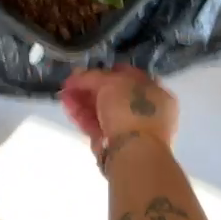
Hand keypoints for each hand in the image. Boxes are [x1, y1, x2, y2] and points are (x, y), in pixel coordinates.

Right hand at [59, 67, 178, 158]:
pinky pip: (96, 123)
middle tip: (71, 82)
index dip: (108, 70)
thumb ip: (92, 76)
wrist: (132, 152)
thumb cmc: (130, 110)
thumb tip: (77, 74)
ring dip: (81, 99)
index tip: (88, 68)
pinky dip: (81, 114)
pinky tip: (66, 105)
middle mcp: (146, 111)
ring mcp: (130, 128)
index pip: (131, 76)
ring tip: (63, 93)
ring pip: (102, 109)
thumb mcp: (110, 82)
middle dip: (89, 86)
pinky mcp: (114, 142)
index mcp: (157, 94)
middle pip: (113, 94)